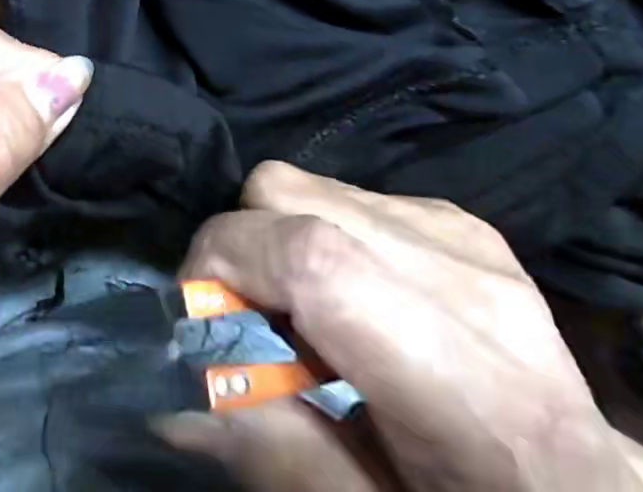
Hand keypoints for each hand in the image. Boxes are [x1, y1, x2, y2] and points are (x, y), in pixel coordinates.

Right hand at [159, 163, 642, 491]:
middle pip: (298, 193)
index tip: (193, 312)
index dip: (227, 263)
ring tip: (305, 320)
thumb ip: (278, 459)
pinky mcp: (464, 220)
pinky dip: (321, 233)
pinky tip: (351, 301)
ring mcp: (470, 237)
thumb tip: (172, 398)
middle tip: (247, 325)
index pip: (318, 260)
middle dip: (241, 245)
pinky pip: (351, 193)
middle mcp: (470, 279)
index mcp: (467, 385)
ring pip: (314, 183)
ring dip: (280, 240)